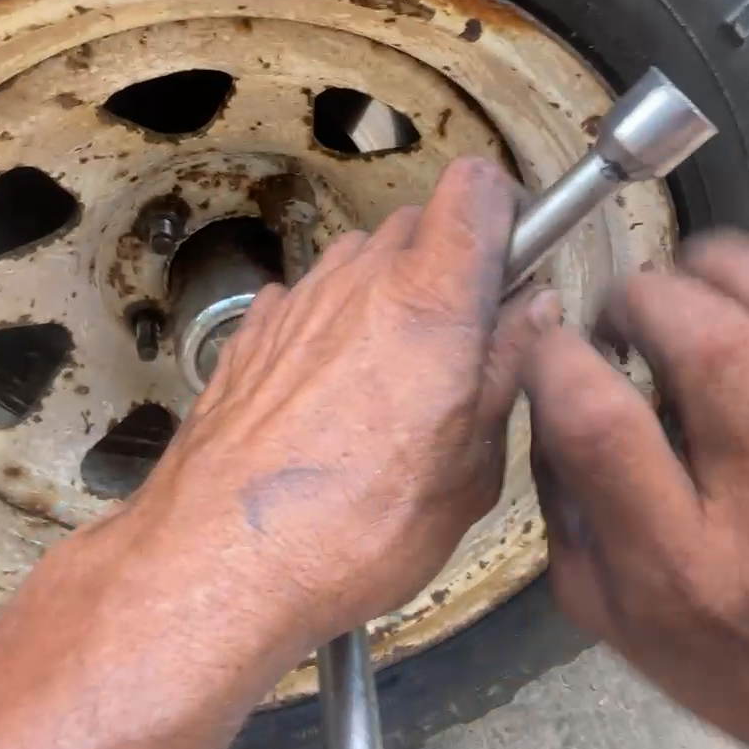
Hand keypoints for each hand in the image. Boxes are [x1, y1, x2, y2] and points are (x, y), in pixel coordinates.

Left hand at [126, 155, 559, 647]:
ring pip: (366, 259)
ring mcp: (301, 295)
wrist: (216, 562)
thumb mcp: (469, 468)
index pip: (475, 187)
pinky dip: (338, 320)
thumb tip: (531, 306)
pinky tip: (330, 389)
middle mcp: (362, 276)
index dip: (504, 206)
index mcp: (430, 300)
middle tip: (459, 340)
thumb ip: (506, 368)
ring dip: (392, 294)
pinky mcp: (256, 326)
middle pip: (422, 223)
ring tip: (390, 376)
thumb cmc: (361, 527)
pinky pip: (315, 296)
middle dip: (451, 265)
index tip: (513, 258)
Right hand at [524, 232, 748, 748]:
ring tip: (696, 282)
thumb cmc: (713, 656)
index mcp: (679, 560)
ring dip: (729, 266)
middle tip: (626, 317)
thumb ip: (557, 491)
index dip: (554, 357)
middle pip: (707, 342)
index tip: (556, 352)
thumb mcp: (592, 603)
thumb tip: (550, 375)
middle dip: (640, 296)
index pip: (599, 420)